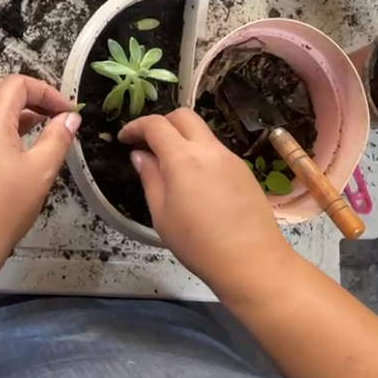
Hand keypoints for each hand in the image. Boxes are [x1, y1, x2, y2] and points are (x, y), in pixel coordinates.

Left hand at [0, 75, 80, 272]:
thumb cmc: (4, 208)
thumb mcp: (41, 171)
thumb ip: (58, 138)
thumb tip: (70, 118)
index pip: (17, 84)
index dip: (46, 91)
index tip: (68, 111)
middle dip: (29, 94)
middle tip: (53, 112)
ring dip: (16, 110)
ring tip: (43, 127)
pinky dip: (3, 127)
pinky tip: (20, 149)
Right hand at [117, 110, 295, 292]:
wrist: (252, 262)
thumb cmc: (199, 244)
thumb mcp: (162, 215)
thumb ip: (150, 178)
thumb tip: (141, 156)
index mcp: (183, 158)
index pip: (156, 125)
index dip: (136, 126)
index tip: (124, 138)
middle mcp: (209, 149)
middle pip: (183, 116)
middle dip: (162, 123)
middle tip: (147, 144)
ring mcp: (230, 158)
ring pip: (202, 132)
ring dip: (182, 138)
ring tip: (170, 166)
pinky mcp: (244, 170)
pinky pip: (216, 150)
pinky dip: (200, 153)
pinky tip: (195, 181)